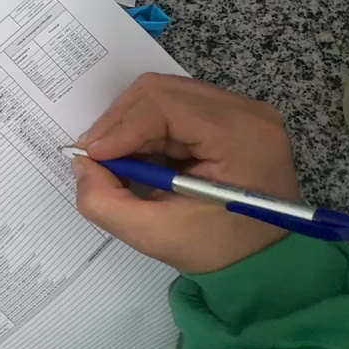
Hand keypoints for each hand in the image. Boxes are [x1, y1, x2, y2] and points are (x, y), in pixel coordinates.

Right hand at [74, 73, 298, 273]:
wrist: (266, 258)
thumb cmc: (218, 247)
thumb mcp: (151, 234)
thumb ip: (102, 200)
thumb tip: (82, 164)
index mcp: (240, 137)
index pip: (162, 105)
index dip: (119, 128)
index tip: (92, 157)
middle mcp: (246, 113)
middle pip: (158, 91)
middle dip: (117, 122)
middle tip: (98, 155)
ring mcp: (240, 111)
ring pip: (159, 93)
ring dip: (128, 123)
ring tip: (119, 156)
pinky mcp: (227, 116)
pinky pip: (169, 104)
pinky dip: (142, 126)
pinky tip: (140, 153)